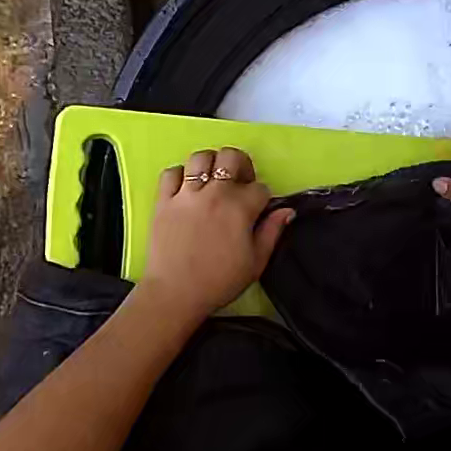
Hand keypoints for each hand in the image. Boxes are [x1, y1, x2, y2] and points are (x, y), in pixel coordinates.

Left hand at [140, 147, 294, 319]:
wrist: (175, 293)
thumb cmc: (219, 281)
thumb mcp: (256, 262)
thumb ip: (272, 232)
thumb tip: (286, 211)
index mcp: (239, 207)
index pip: (260, 187)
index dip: (263, 198)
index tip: (258, 210)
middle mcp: (213, 193)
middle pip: (231, 157)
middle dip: (241, 165)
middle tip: (240, 182)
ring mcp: (186, 194)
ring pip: (200, 157)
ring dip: (212, 163)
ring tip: (214, 179)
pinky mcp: (163, 200)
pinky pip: (171, 172)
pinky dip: (180, 174)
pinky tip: (187, 188)